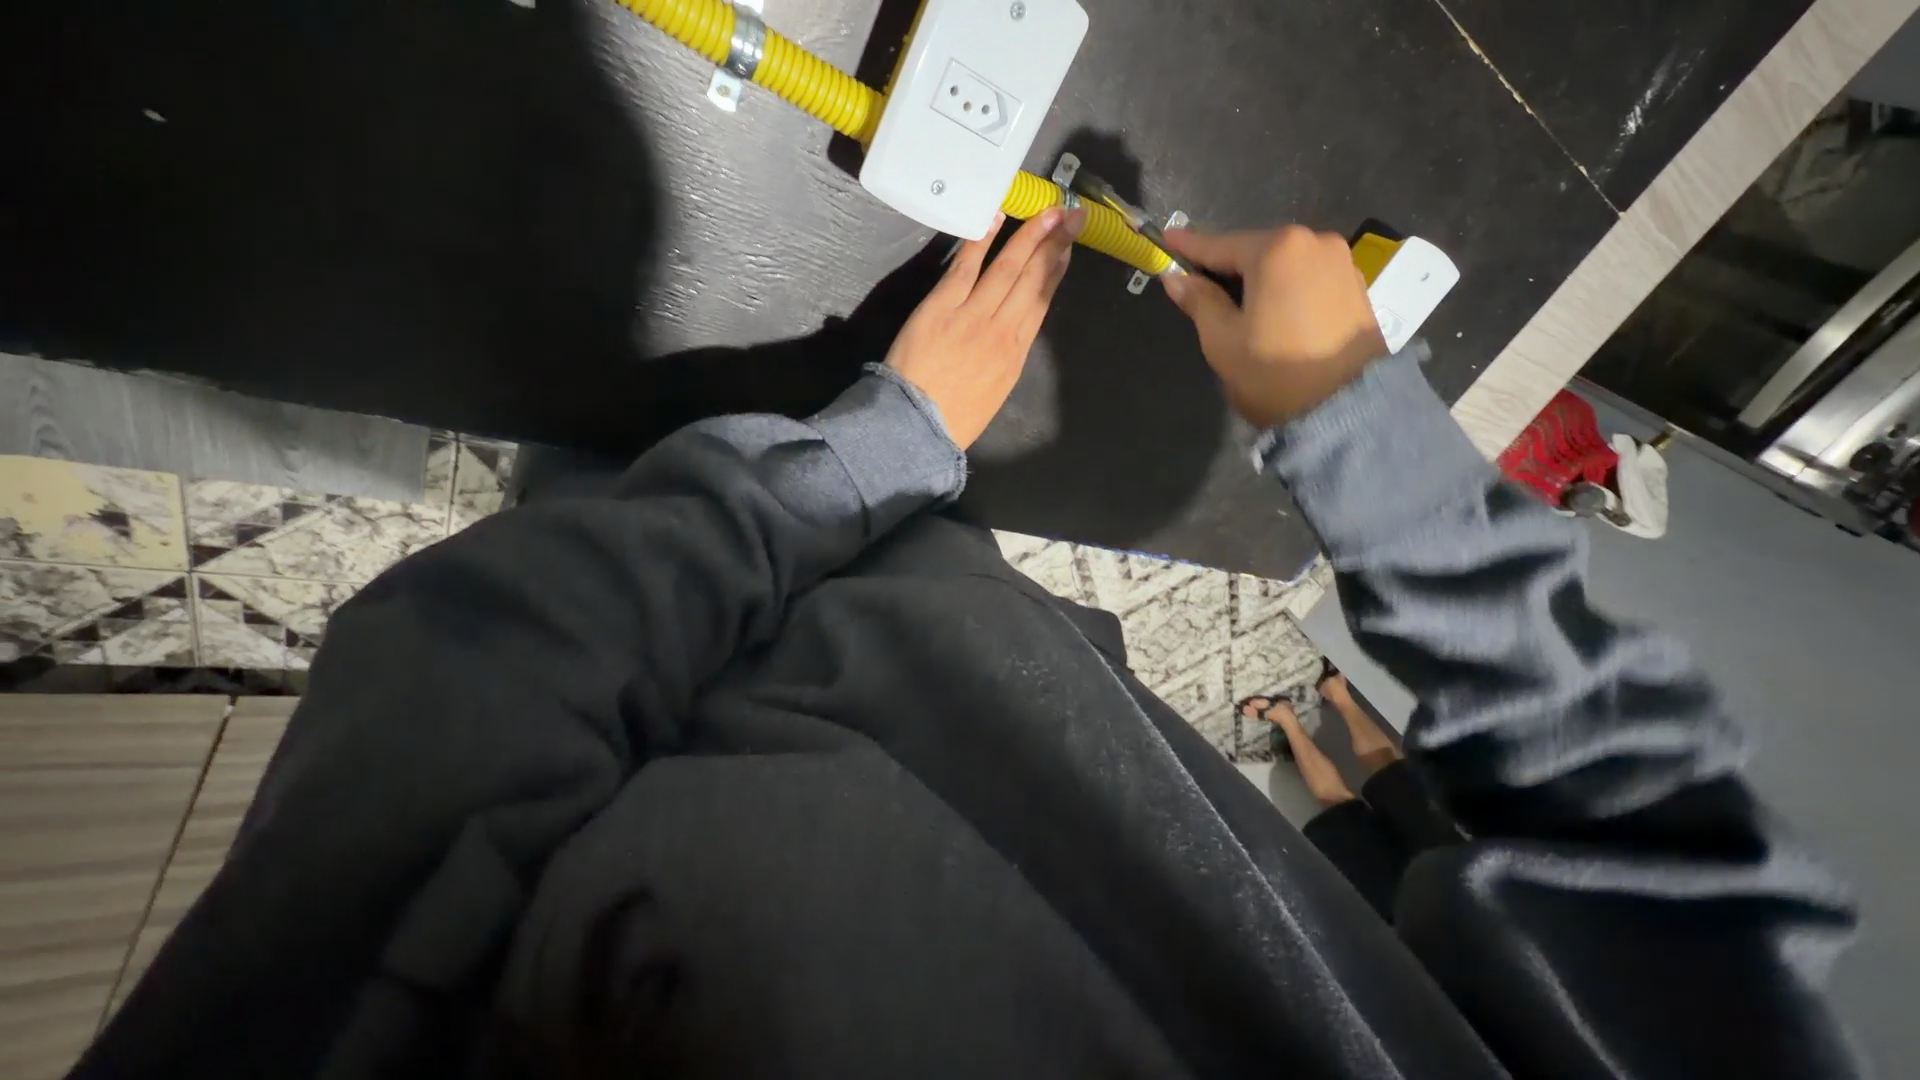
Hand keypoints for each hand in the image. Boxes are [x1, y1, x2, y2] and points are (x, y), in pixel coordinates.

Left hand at [885, 207, 1085, 447]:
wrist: (917, 427)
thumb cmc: (953, 418)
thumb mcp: (994, 392)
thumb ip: (1006, 357)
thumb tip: (1014, 328)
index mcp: (1016, 354)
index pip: (1041, 302)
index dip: (1056, 271)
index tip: (1068, 248)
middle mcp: (1002, 330)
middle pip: (1032, 279)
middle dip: (1054, 244)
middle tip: (1072, 214)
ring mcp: (972, 316)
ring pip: (1008, 269)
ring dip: (1030, 237)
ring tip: (1049, 211)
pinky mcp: (942, 308)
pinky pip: (966, 268)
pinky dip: (981, 242)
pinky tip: (996, 218)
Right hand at [1160, 226, 1387, 427]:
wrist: (1342, 409)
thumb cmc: (1272, 372)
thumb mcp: (1222, 339)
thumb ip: (1199, 301)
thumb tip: (1176, 278)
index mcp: (1276, 250)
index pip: (1221, 245)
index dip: (1190, 246)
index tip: (1167, 238)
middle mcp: (1314, 241)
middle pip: (1256, 250)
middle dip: (1228, 265)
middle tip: (1200, 281)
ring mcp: (1341, 261)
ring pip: (1284, 263)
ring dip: (1258, 277)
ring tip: (1237, 300)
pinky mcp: (1357, 284)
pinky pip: (1308, 276)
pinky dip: (1286, 287)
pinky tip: (1273, 308)